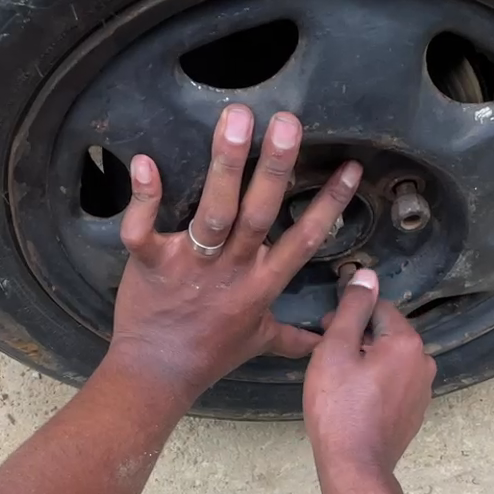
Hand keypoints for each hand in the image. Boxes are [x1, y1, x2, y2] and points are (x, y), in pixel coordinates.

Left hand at [104, 104, 361, 404]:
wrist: (158, 373)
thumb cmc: (210, 355)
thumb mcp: (260, 343)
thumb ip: (294, 337)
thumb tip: (325, 343)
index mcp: (262, 285)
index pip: (304, 240)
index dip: (329, 204)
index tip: (349, 168)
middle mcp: (232, 270)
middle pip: (260, 215)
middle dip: (275, 168)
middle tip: (287, 122)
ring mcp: (191, 266)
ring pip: (213, 212)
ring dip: (224, 166)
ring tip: (236, 121)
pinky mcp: (151, 264)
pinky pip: (144, 230)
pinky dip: (144, 198)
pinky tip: (144, 162)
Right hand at [303, 269, 436, 476]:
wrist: (355, 466)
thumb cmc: (338, 407)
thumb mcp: (336, 350)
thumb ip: (352, 309)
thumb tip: (366, 275)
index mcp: (407, 342)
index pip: (378, 308)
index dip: (348, 315)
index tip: (324, 332)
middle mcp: (424, 362)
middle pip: (386, 333)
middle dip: (357, 337)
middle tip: (326, 357)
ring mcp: (423, 390)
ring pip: (390, 359)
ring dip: (366, 360)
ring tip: (338, 380)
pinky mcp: (415, 412)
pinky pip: (394, 384)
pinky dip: (375, 383)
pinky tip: (353, 400)